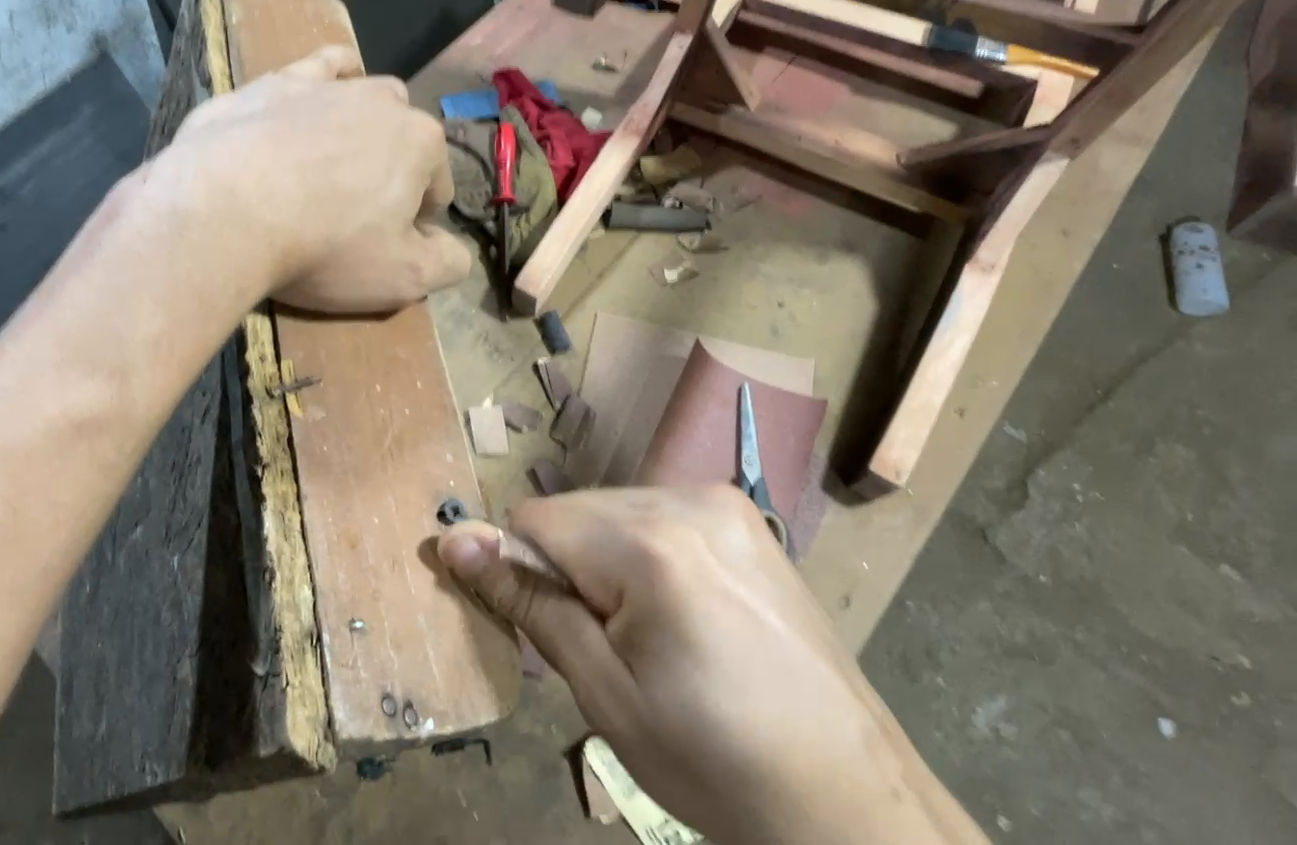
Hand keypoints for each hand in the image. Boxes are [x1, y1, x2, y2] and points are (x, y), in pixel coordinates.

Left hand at [154, 45, 470, 312]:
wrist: (223, 213)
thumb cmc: (324, 248)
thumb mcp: (403, 279)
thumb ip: (447, 263)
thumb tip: (454, 250)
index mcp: (420, 142)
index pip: (436, 185)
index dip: (418, 221)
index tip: (386, 246)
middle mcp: (379, 100)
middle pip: (401, 136)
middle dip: (391, 167)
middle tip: (355, 213)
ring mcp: (322, 85)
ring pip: (359, 97)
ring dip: (358, 127)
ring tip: (333, 163)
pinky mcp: (268, 85)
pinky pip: (311, 70)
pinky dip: (322, 81)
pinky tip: (315, 92)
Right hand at [437, 485, 985, 844]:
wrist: (848, 799)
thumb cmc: (713, 760)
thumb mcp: (603, 693)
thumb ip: (528, 603)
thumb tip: (451, 541)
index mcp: (652, 545)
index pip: (533, 521)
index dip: (520, 573)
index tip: (547, 633)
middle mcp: (690, 501)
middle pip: (574, 514)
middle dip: (567, 570)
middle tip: (606, 649)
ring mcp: (726, 506)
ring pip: (612, 514)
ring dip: (603, 564)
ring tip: (648, 638)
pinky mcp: (747, 522)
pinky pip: (657, 519)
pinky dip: (644, 558)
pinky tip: (680, 615)